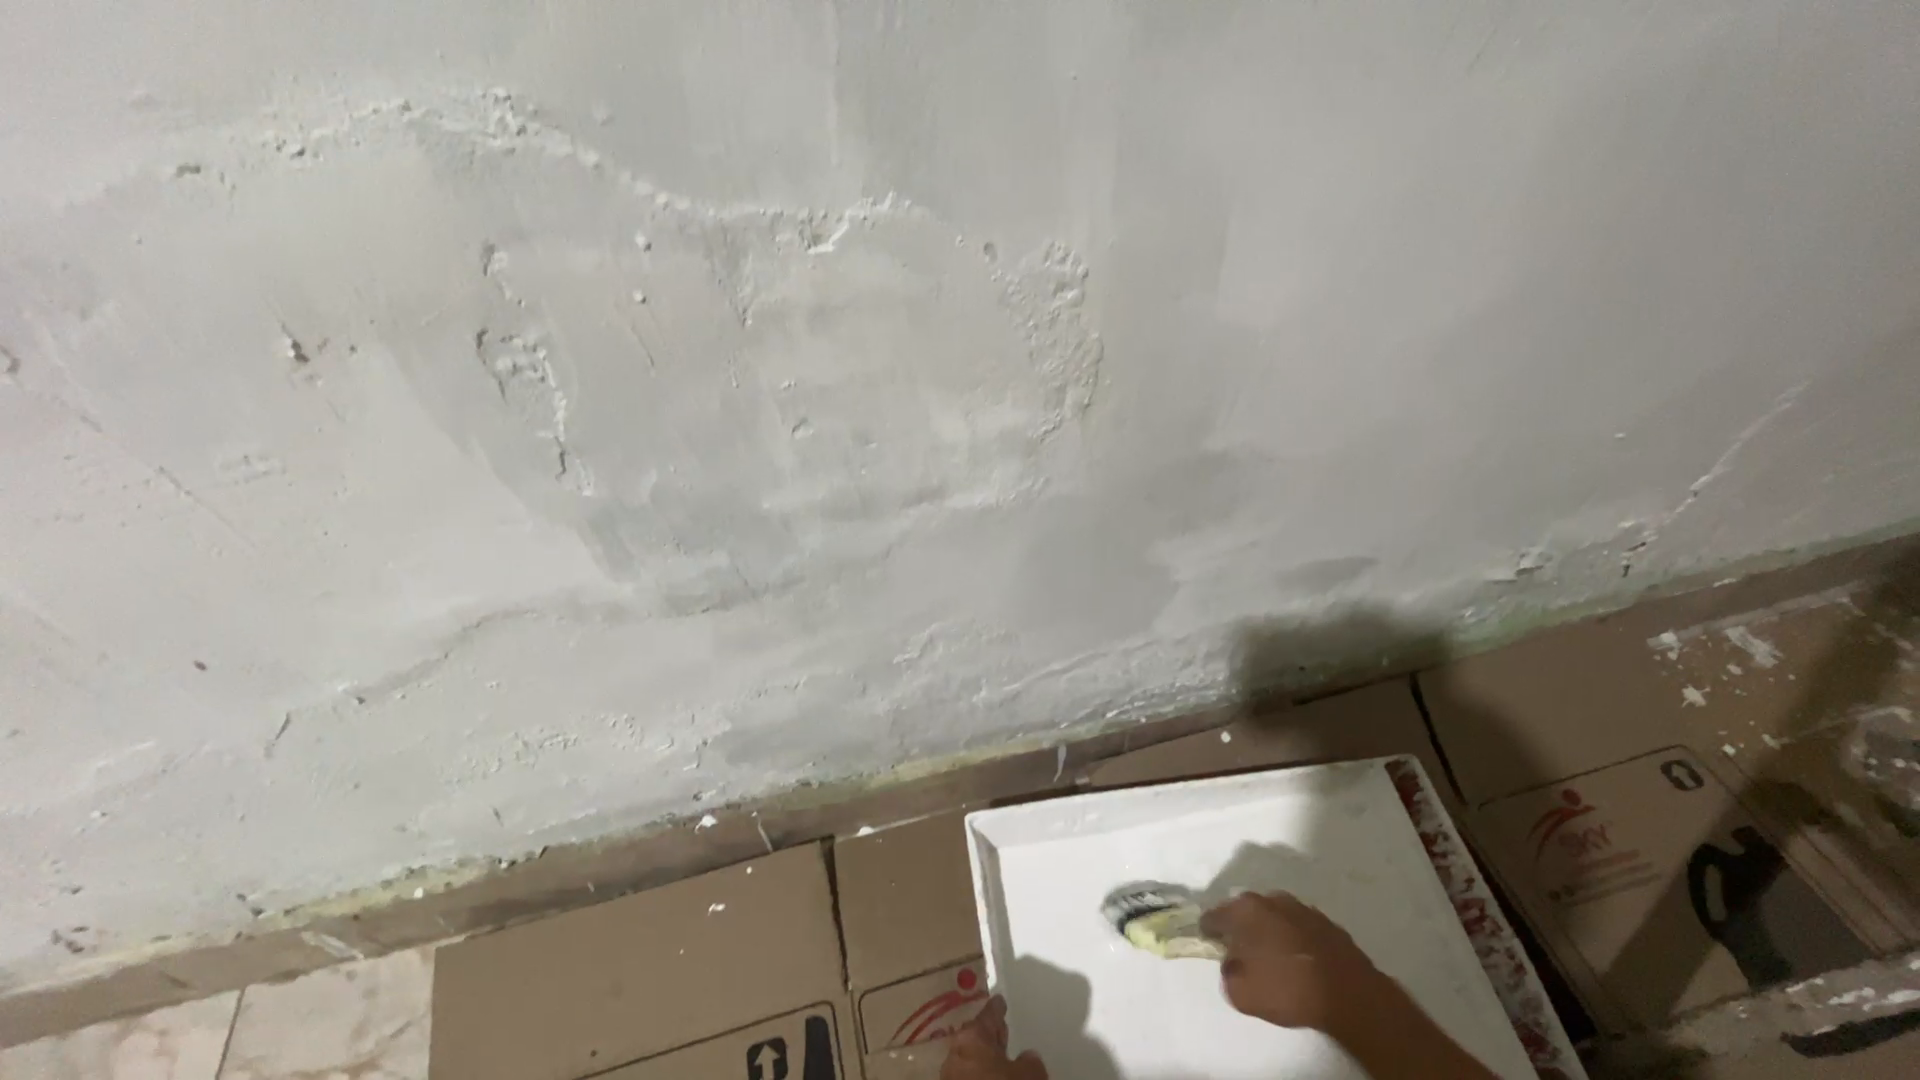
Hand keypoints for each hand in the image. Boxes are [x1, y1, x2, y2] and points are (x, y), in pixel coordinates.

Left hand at [941, 996, 1047, 1079]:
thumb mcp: (1029, 1076)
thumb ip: (1031, 1061)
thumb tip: (1028, 1056)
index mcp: (972, 1037)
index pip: (988, 1014)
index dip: (997, 1007)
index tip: (1000, 999)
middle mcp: (957, 1052)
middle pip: (976, 1036)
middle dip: (990, 1035)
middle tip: (1003, 1030)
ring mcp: (951, 1076)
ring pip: (971, 1059)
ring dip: (986, 1059)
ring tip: (1003, 1059)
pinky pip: (970, 1076)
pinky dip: (981, 1075)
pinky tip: (993, 1078)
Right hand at [1201, 892, 1497, 1079]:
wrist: (1351, 995)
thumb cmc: (1288, 990)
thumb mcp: (1240, 993)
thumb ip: (1228, 973)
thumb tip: (1233, 963)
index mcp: (1245, 910)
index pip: (1214, 915)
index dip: (1209, 931)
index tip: (1210, 944)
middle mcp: (1271, 899)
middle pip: (1245, 911)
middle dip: (1241, 927)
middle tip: (1241, 952)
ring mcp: (1302, 908)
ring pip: (1274, 916)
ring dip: (1270, 931)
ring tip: (1273, 958)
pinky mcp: (1327, 923)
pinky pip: (1299, 928)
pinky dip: (1294, 939)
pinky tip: (1299, 961)